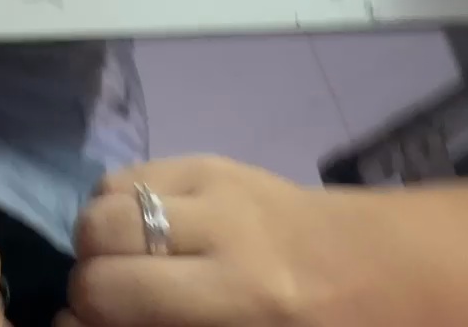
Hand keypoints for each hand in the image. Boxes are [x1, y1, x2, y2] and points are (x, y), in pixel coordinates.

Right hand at [65, 156, 433, 326]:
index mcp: (244, 296)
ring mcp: (214, 179)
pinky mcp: (211, 158)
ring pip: (106, 193)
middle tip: (103, 301)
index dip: (80, 317)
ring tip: (120, 264)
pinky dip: (118, 204)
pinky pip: (132, 172)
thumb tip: (82, 321)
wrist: (387, 270)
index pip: (114, 291)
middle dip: (85, 274)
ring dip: (97, 234)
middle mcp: (221, 227)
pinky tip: (142, 232)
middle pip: (99, 231)